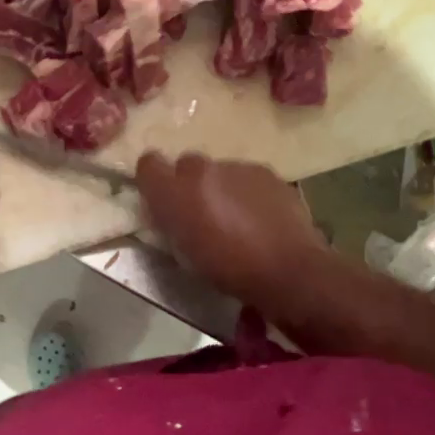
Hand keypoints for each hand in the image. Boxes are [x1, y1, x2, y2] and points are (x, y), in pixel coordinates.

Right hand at [135, 153, 328, 306]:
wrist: (286, 268)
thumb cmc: (227, 270)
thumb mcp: (184, 255)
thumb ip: (170, 225)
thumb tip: (167, 213)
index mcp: (176, 192)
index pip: (148, 165)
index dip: (153, 180)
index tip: (160, 199)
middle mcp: (203, 170)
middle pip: (186, 164)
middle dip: (188, 183)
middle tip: (199, 213)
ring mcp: (238, 167)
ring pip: (219, 170)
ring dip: (220, 187)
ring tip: (234, 218)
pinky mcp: (267, 172)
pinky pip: (246, 177)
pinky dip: (245, 192)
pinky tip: (258, 217)